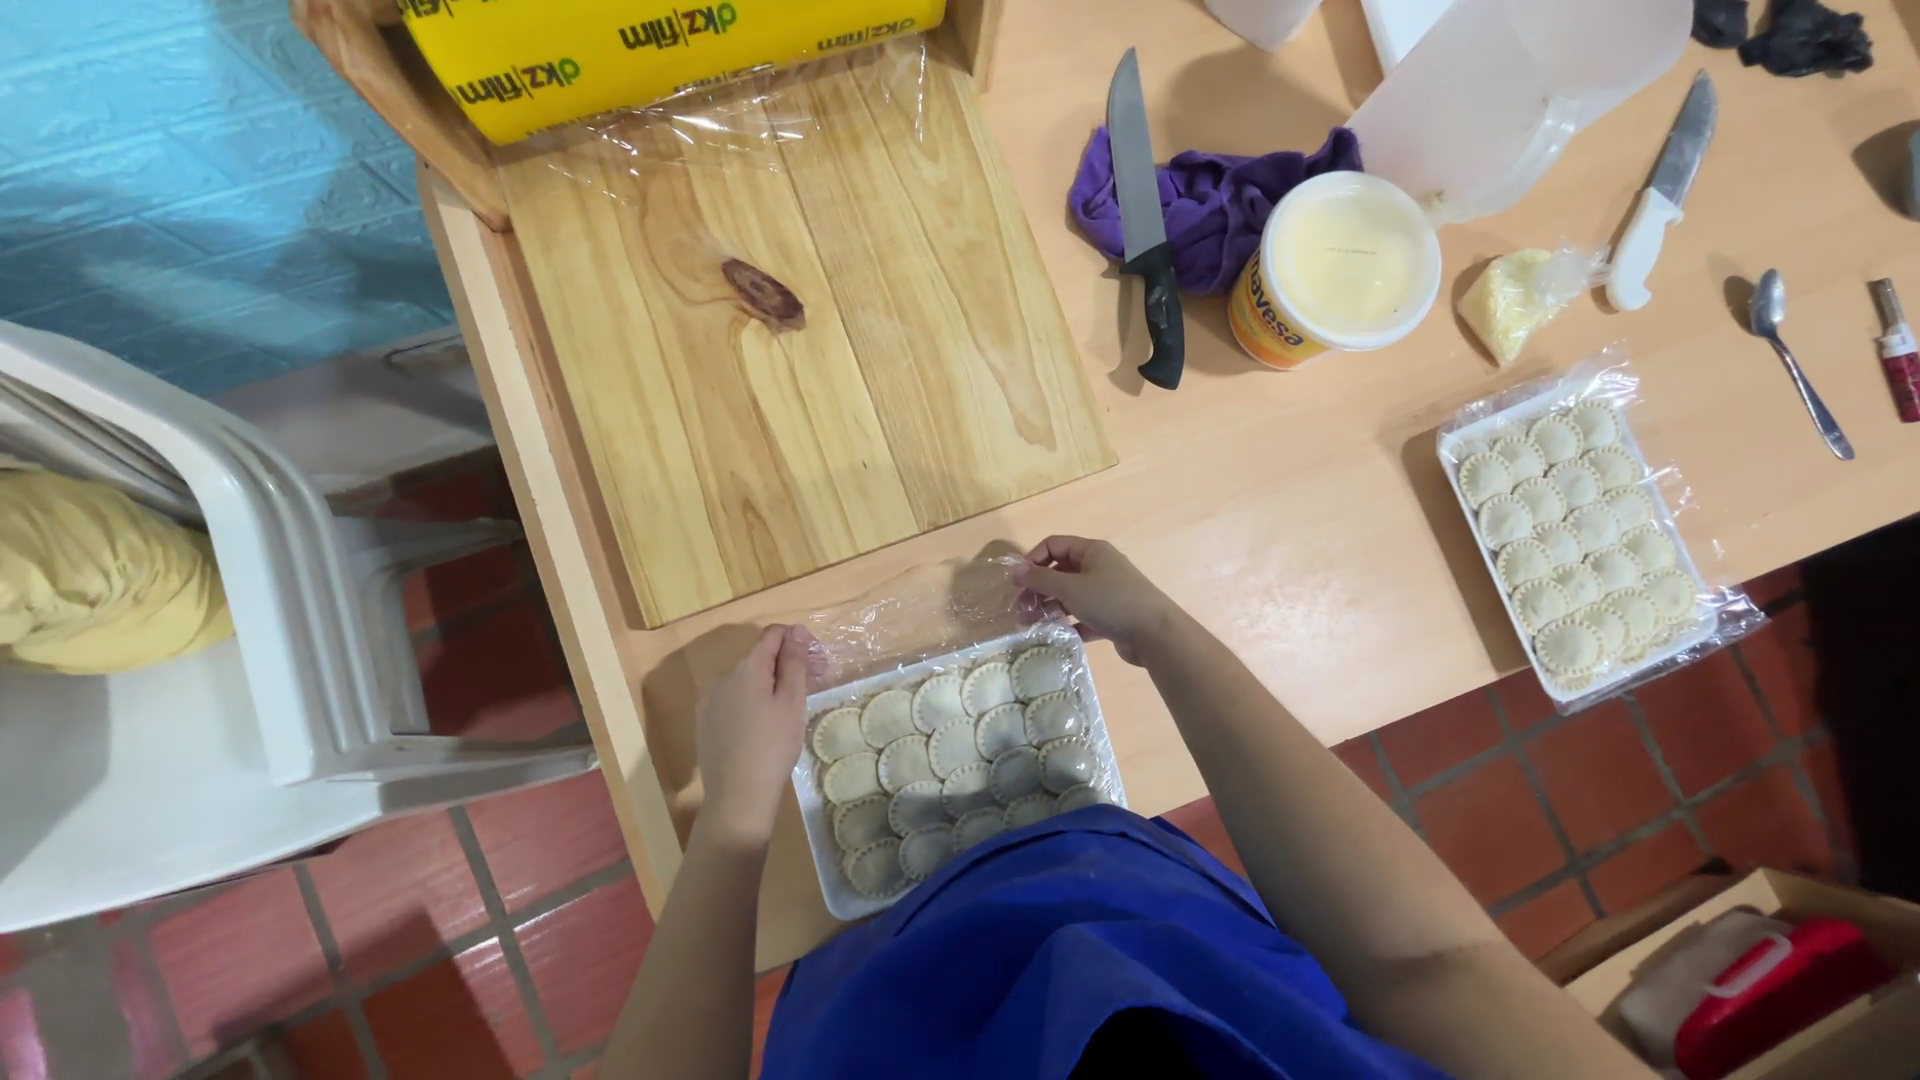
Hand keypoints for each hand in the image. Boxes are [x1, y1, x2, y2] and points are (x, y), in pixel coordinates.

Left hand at [694, 624, 812, 843]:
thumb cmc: (773, 746)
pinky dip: (751, 700)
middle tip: (813, 683)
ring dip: (769, 682)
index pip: (772, 635)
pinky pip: (732, 698)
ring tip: (789, 708)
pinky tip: (763, 724)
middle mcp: (722, 677)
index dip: (796, 639)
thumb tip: (796, 630)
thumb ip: (793, 662)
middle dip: (786, 663)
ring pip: (745, 679)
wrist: (738, 796)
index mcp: (746, 668)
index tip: (816, 659)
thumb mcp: (792, 702)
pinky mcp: (704, 721)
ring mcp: (709, 700)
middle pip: (758, 657)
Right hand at [1012, 536, 1176, 665]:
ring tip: (1033, 624)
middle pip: (1061, 571)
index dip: (1033, 559)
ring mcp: (1107, 592)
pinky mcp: (1112, 616)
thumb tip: (1013, 571)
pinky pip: (1084, 616)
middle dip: (1039, 588)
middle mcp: (1100, 567)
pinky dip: (1070, 623)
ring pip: (1071, 595)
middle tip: (1021, 608)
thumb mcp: (1070, 587)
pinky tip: (1057, 635)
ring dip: (1051, 607)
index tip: (1019, 581)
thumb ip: (1040, 579)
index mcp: (1092, 551)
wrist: (1154, 633)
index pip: (1054, 545)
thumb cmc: (1111, 601)